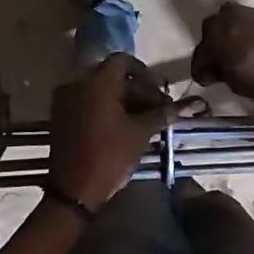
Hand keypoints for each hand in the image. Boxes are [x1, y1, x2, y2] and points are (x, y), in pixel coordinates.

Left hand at [48, 54, 175, 206]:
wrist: (73, 192)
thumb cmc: (109, 156)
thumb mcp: (140, 133)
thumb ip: (163, 113)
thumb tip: (192, 104)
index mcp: (96, 83)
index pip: (122, 61)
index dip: (143, 72)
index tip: (158, 89)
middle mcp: (77, 85)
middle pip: (113, 78)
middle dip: (138, 90)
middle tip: (158, 108)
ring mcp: (65, 102)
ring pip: (101, 92)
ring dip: (124, 100)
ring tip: (145, 120)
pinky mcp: (61, 118)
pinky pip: (88, 103)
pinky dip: (107, 109)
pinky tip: (124, 126)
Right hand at [190, 3, 253, 125]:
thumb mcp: (239, 85)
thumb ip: (221, 72)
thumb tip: (214, 69)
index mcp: (223, 36)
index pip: (201, 51)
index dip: (200, 67)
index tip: (205, 79)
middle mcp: (236, 18)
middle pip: (212, 26)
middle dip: (212, 44)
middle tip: (218, 63)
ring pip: (231, 17)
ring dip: (229, 33)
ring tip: (236, 53)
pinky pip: (251, 20)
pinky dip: (247, 31)